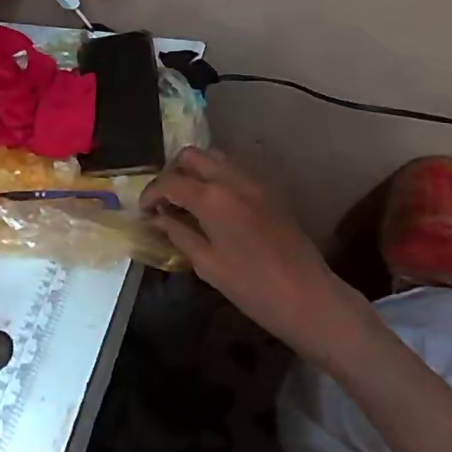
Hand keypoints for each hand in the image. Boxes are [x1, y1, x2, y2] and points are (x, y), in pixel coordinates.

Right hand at [141, 148, 366, 358]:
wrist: (307, 295)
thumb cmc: (252, 287)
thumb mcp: (208, 264)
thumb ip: (179, 233)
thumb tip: (157, 218)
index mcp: (212, 197)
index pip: (170, 181)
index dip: (151, 193)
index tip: (144, 210)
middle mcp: (232, 177)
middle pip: (192, 156)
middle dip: (172, 172)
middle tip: (165, 199)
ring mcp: (254, 179)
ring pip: (215, 156)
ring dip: (196, 169)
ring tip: (187, 198)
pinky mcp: (269, 188)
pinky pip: (235, 167)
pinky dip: (217, 175)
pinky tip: (214, 202)